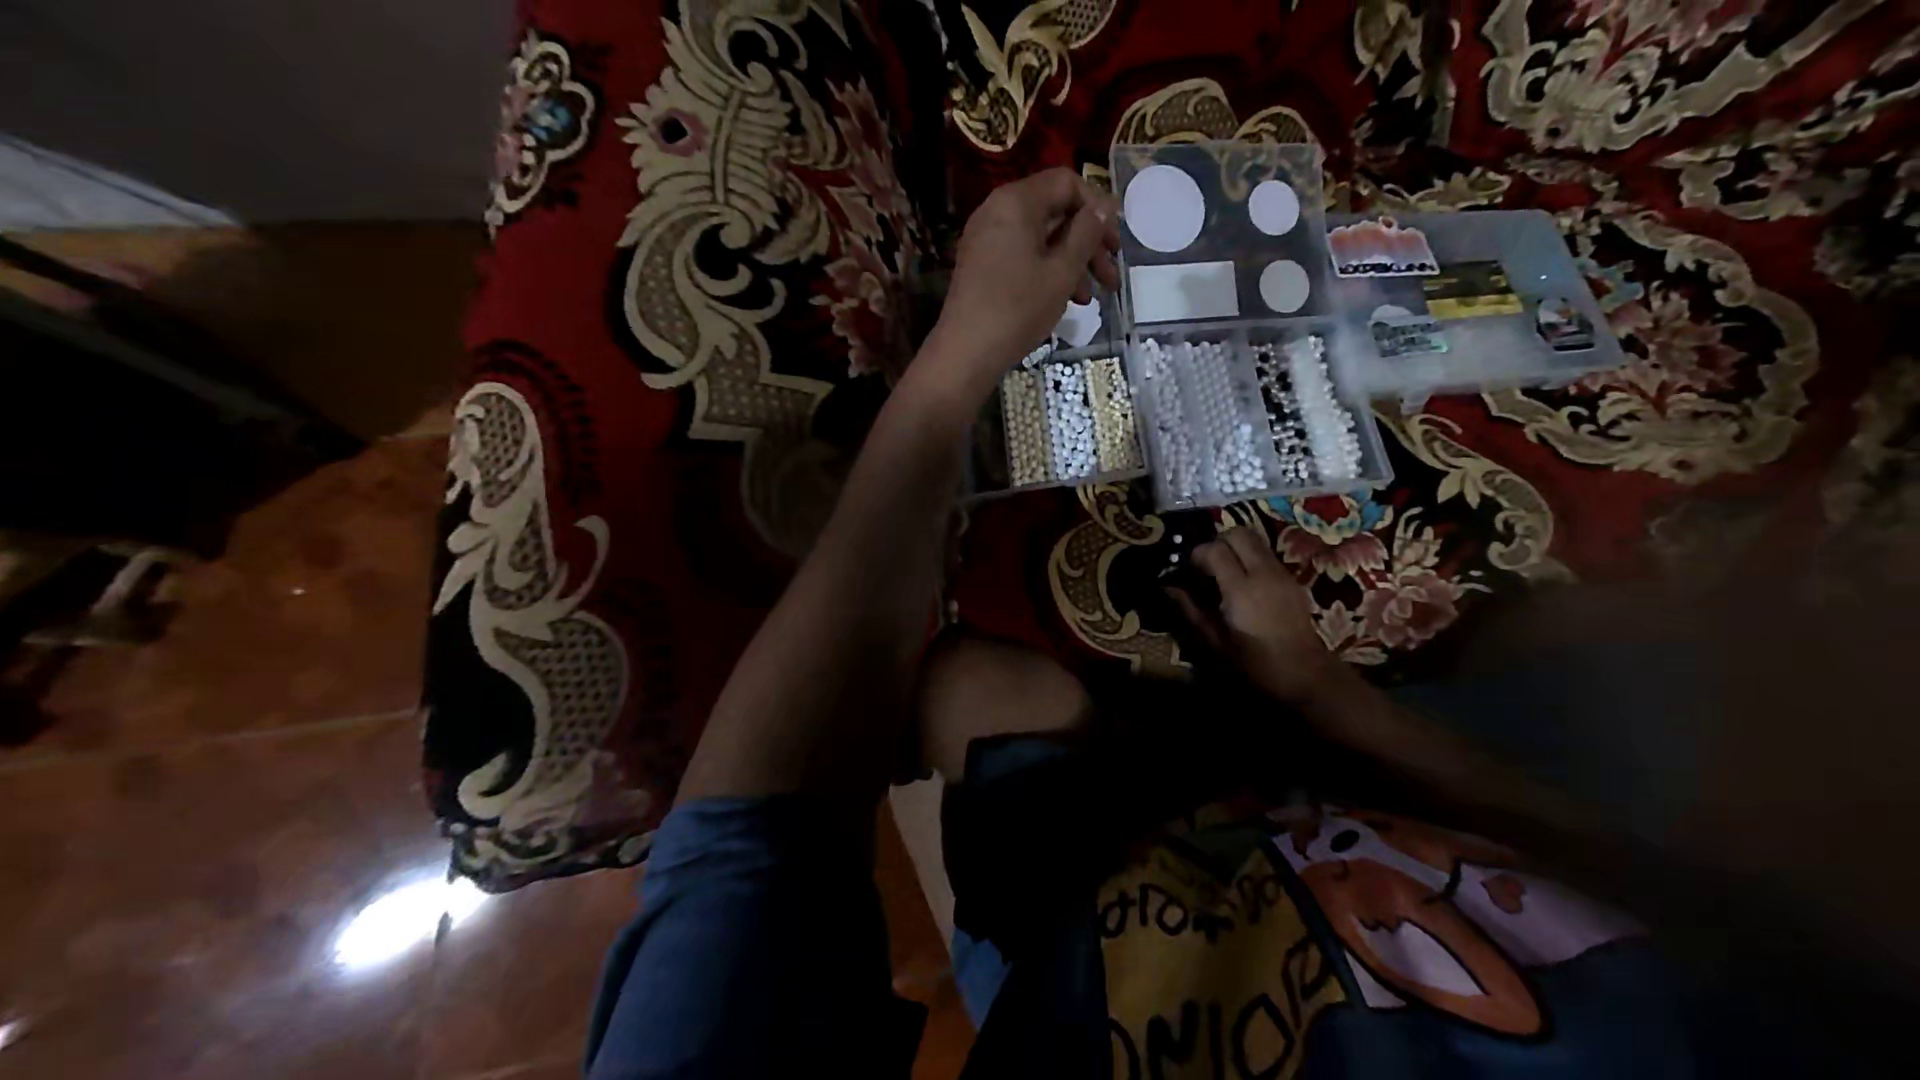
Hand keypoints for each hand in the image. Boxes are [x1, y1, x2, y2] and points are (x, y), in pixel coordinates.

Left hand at [921, 168, 1119, 402]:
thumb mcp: (1062, 272)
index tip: (1114, 242)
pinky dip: (1046, 271)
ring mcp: (985, 239)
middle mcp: (997, 210)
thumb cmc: (1018, 309)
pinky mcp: (981, 265)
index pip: (1066, 183)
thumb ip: (1086, 233)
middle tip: (1111, 276)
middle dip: (1088, 243)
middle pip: (1054, 212)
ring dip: (1071, 263)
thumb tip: (1105, 205)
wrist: (965, 353)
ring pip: (1040, 238)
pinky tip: (1065, 301)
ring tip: (1090, 298)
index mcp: (1017, 201)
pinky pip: (1022, 256)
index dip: (1097, 208)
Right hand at [1167, 526, 1347, 704]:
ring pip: (1254, 539)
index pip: (1215, 549)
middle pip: (1237, 533)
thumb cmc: (1256, 663)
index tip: (1190, 569)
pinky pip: (1266, 553)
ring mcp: (1281, 573)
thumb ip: (1191, 610)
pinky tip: (1244, 579)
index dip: (1197, 554)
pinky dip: (1250, 556)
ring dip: (1235, 546)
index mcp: (1241, 590)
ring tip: (1224, 569)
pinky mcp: (1292, 577)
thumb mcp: (1216, 641)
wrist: (1306, 672)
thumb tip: (1169, 588)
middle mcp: (1263, 573)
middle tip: (1207, 563)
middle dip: (1217, 541)